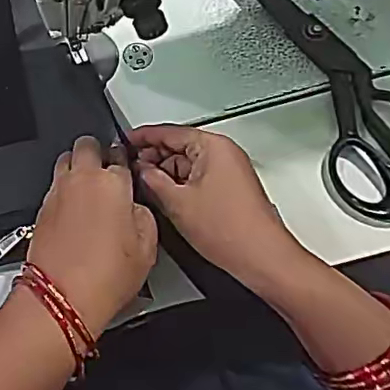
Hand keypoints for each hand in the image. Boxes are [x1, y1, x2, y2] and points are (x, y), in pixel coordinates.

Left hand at [25, 135, 157, 336]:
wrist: (63, 295)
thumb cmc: (102, 276)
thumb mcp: (148, 248)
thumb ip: (144, 216)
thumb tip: (137, 209)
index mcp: (112, 183)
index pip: (120, 156)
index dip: (125, 162)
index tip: (126, 170)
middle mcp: (81, 180)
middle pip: (86, 145)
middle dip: (96, 150)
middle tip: (104, 165)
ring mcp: (58, 191)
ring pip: (64, 159)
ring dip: (75, 164)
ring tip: (87, 183)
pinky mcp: (41, 207)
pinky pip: (53, 184)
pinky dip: (63, 188)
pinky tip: (73, 206)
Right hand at [129, 124, 305, 286]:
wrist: (262, 258)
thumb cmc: (233, 232)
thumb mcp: (176, 201)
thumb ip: (151, 179)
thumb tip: (141, 170)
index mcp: (213, 146)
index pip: (169, 131)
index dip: (142, 137)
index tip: (127, 140)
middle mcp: (225, 153)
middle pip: (179, 145)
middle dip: (154, 158)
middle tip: (133, 168)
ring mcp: (230, 170)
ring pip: (188, 163)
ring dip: (167, 173)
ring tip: (149, 188)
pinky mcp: (231, 187)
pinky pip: (198, 177)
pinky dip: (181, 185)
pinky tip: (167, 198)